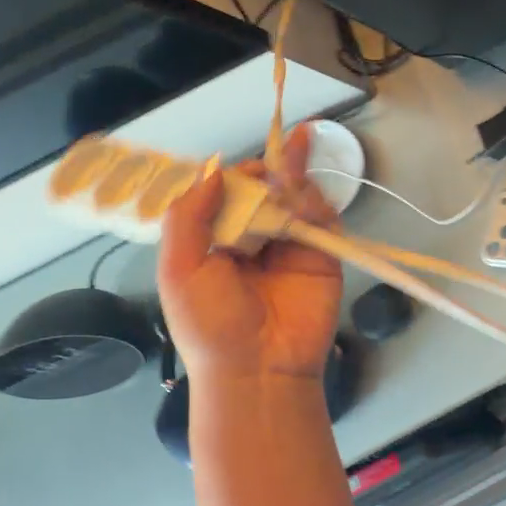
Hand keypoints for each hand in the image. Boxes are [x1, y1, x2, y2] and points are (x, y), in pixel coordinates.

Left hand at [159, 126, 344, 384]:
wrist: (260, 367)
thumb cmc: (210, 324)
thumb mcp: (180, 270)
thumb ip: (189, 217)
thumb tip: (214, 168)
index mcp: (216, 242)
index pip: (229, 196)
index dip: (236, 175)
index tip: (241, 164)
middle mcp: (256, 239)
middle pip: (267, 191)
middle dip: (274, 166)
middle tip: (291, 138)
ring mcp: (293, 245)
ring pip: (298, 199)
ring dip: (297, 175)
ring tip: (300, 150)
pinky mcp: (325, 254)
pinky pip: (324, 219)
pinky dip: (317, 201)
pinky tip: (306, 191)